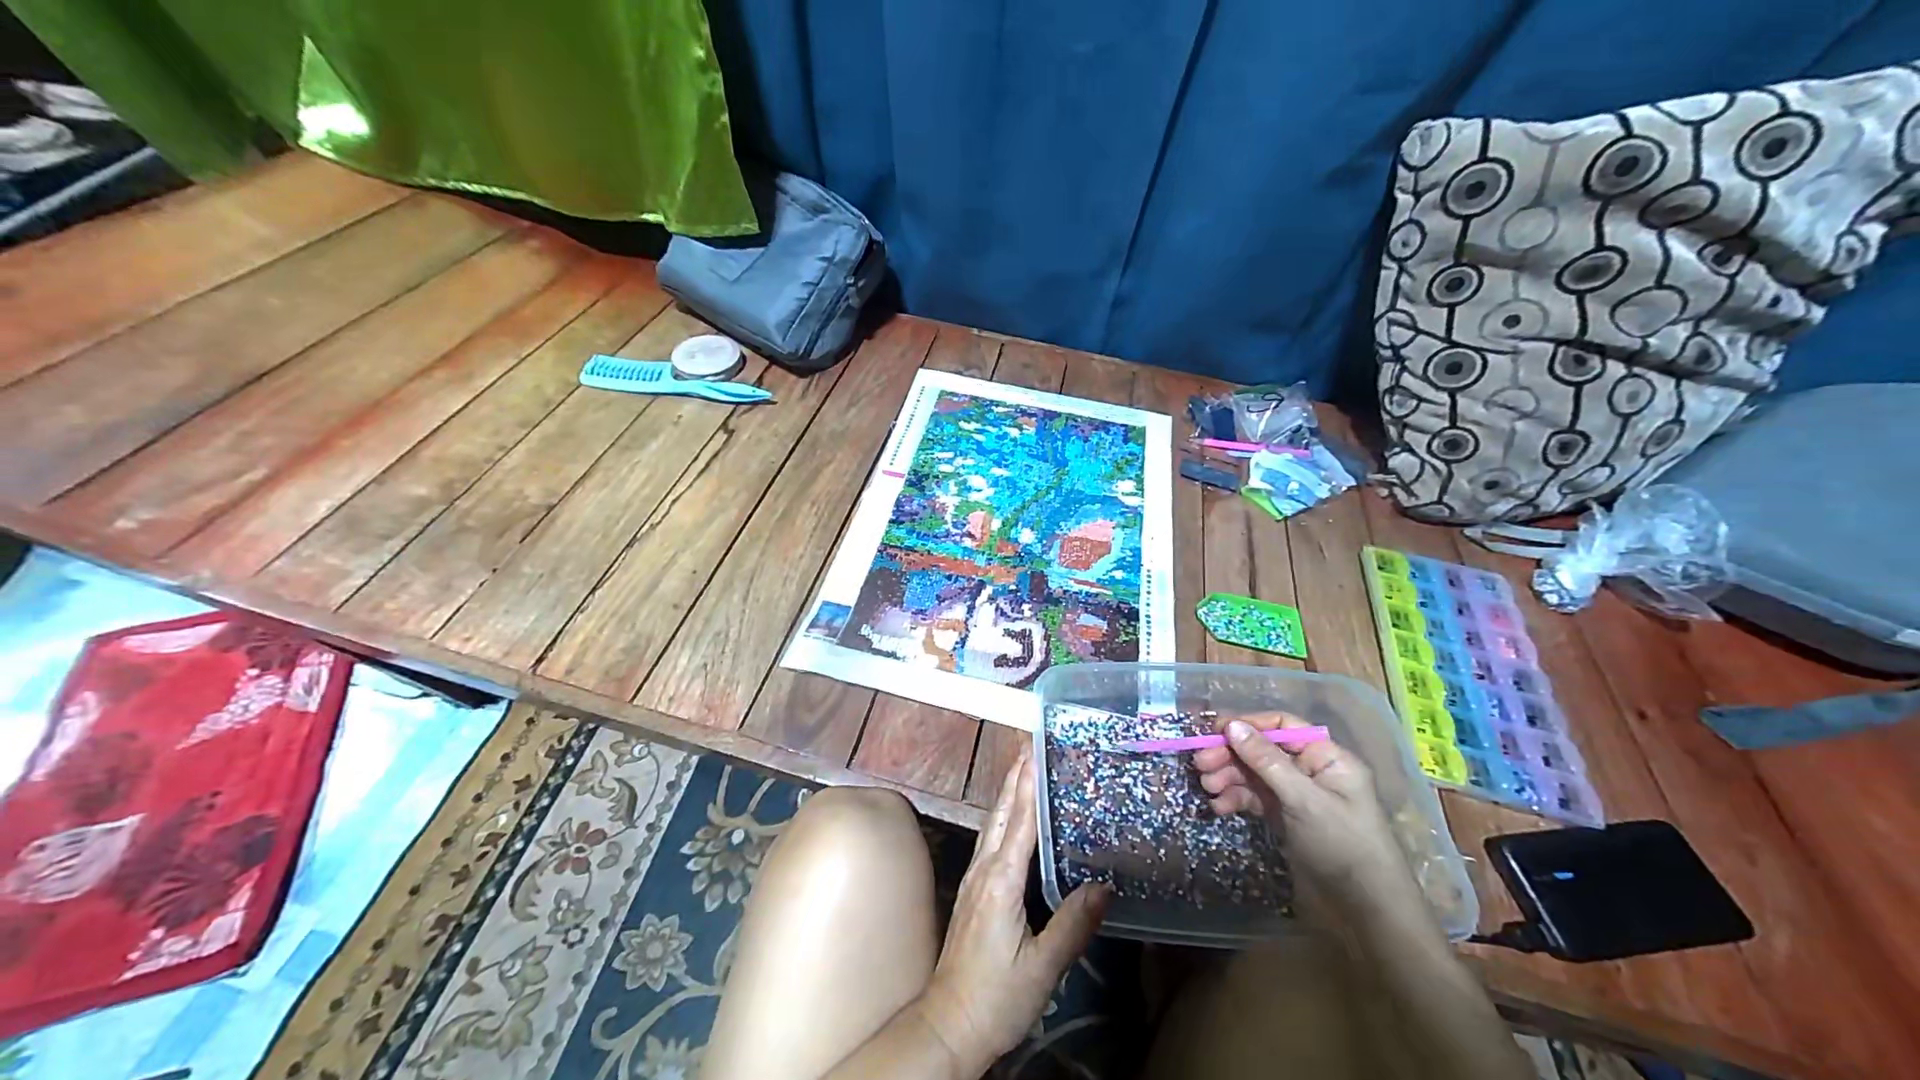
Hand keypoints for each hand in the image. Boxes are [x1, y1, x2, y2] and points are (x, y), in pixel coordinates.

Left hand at [916, 746, 1109, 1076]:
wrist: (949, 1024)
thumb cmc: (997, 998)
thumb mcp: (1043, 967)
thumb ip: (1073, 924)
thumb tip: (1105, 885)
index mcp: (1001, 881)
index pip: (1020, 823)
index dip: (1029, 785)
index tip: (1037, 751)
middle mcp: (984, 871)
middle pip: (1001, 814)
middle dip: (1015, 778)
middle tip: (1029, 745)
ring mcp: (974, 880)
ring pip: (992, 825)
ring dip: (1007, 794)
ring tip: (1021, 768)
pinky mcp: (973, 892)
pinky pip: (990, 841)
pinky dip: (1003, 818)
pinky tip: (1010, 819)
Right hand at [1193, 711, 1410, 899]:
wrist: (1364, 910)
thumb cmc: (1341, 844)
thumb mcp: (1303, 799)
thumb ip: (1266, 760)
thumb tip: (1232, 726)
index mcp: (1326, 757)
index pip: (1282, 726)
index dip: (1248, 725)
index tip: (1214, 732)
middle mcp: (1311, 770)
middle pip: (1262, 750)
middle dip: (1231, 755)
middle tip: (1200, 764)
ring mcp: (1297, 795)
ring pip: (1254, 774)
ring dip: (1228, 777)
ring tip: (1207, 788)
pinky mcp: (1286, 817)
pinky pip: (1255, 798)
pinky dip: (1236, 799)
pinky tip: (1220, 807)